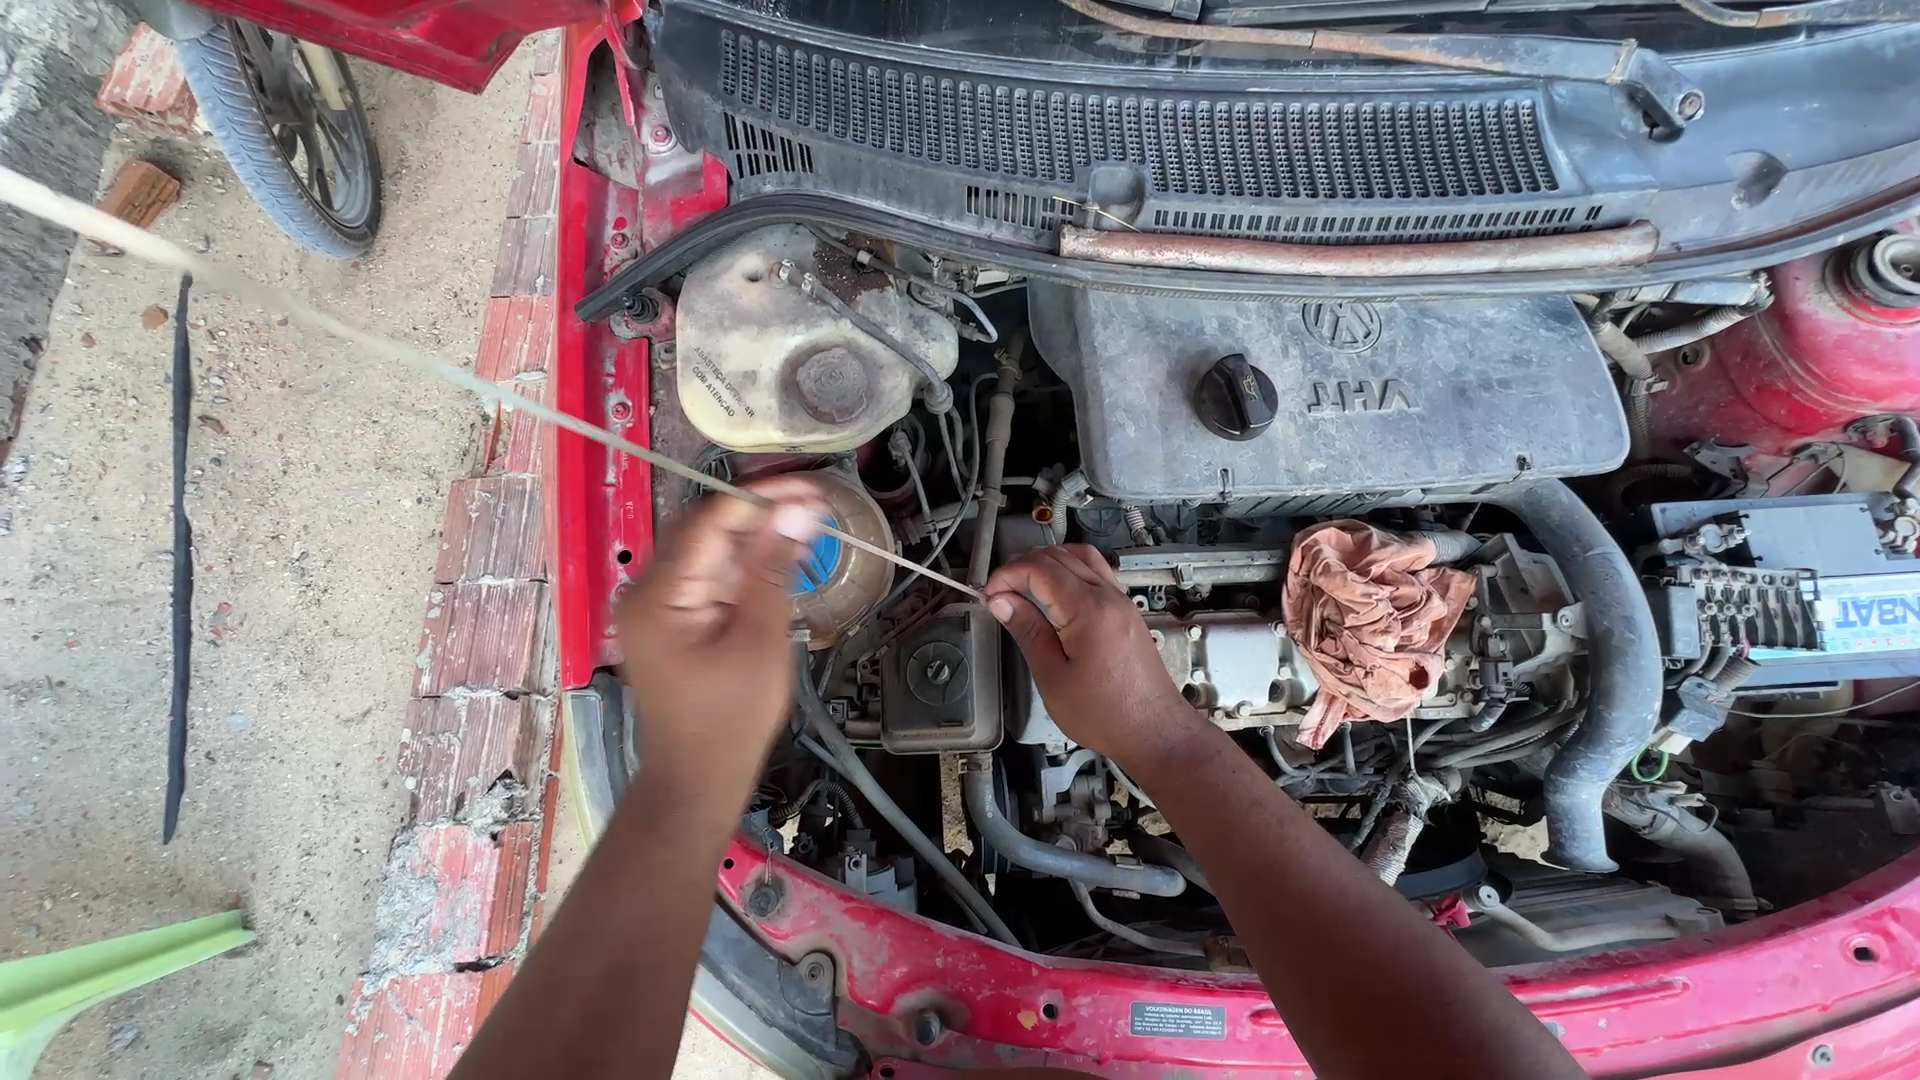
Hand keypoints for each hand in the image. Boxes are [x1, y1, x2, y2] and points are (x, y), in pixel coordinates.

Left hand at [617, 476, 826, 796]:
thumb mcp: (760, 638)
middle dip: (762, 511)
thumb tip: (798, 508)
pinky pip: (710, 577)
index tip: (812, 487)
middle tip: (816, 501)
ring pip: (711, 551)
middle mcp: (647, 589)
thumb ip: (774, 569)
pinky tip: (783, 558)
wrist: (698, 779)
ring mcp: (657, 605)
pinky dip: (746, 567)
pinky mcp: (673, 619)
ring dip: (758, 537)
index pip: (711, 520)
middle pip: (707, 530)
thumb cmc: (732, 718)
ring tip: (809, 522)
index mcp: (658, 594)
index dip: (763, 497)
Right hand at [985, 545, 1204, 766]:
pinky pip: (1097, 574)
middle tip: (1001, 592)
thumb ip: (1027, 631)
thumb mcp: (1053, 677)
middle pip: (1060, 556)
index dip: (1008, 575)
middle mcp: (1108, 596)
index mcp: (1088, 609)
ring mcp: (1121, 602)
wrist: (1154, 731)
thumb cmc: (1104, 713)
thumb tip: (1001, 600)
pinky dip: (1070, 571)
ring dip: (1049, 563)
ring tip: (1024, 586)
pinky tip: (1056, 594)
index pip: (1040, 569)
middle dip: (1023, 566)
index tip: (989, 595)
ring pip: (1081, 558)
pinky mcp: (1127, 612)